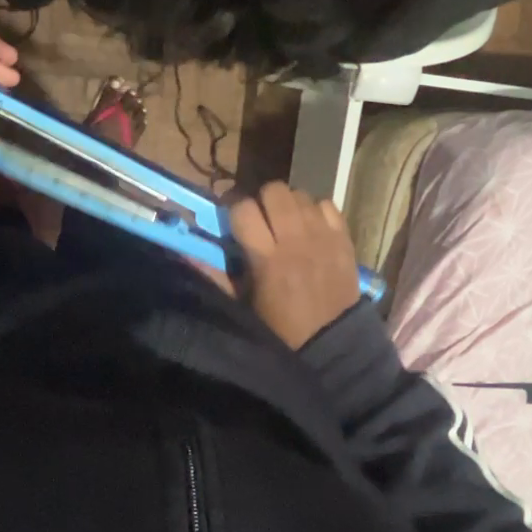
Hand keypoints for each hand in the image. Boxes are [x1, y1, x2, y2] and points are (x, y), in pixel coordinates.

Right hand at [229, 182, 359, 348]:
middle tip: (262, 220)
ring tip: (287, 224)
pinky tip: (311, 228)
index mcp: (266, 258)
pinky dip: (315, 211)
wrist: (331, 341)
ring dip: (288, 205)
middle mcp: (295, 239)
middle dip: (262, 201)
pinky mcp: (343, 238)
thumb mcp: (243, 304)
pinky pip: (326, 204)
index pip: (243, 209)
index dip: (235, 210)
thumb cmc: (281, 327)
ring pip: (300, 194)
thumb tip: (188, 253)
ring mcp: (323, 236)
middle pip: (274, 191)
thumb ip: (217, 275)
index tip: (234, 221)